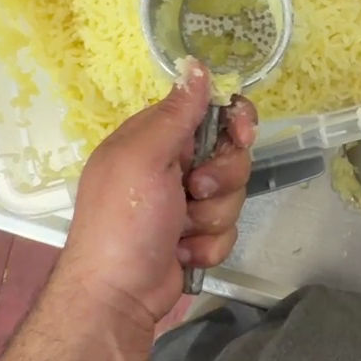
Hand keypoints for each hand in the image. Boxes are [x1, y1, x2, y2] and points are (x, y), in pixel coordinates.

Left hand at [57, 61, 256, 329]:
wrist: (118, 295)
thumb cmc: (124, 220)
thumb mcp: (144, 158)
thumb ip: (176, 113)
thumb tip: (196, 65)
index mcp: (155, 138)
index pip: (210, 111)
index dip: (233, 122)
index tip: (241, 137)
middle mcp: (172, 166)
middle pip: (231, 156)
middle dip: (221, 180)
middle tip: (194, 192)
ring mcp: (185, 204)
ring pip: (233, 196)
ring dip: (211, 219)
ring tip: (180, 233)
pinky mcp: (196, 236)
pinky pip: (227, 230)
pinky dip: (208, 246)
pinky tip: (183, 254)